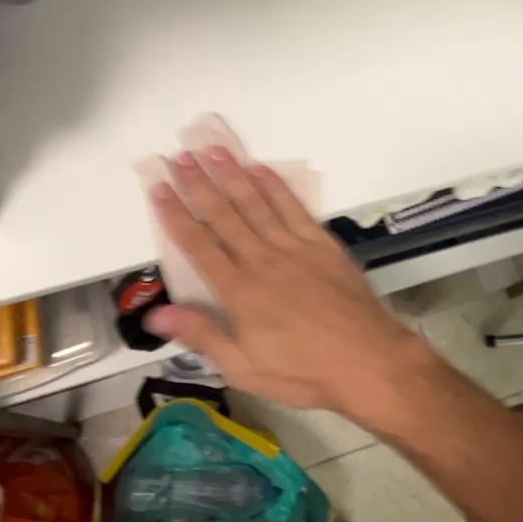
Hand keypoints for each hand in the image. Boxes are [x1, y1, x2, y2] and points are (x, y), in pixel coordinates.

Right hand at [144, 147, 435, 418]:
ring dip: (233, 175)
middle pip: (224, 214)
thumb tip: (156, 313)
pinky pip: (293, 207)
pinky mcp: (321, 243)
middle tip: (181, 156)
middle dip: (199, 183)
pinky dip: (275, 186)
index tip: (159, 187)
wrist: (366, 360)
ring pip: (256, 203)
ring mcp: (293, 247)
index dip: (176, 214)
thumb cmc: (303, 371)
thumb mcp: (244, 367)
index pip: (198, 244)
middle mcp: (262, 260)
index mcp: (239, 291)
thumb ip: (201, 335)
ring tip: (214, 150)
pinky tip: (261, 169)